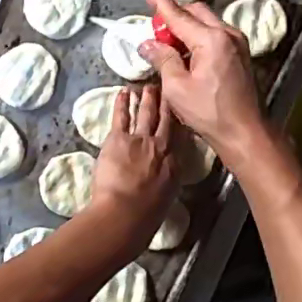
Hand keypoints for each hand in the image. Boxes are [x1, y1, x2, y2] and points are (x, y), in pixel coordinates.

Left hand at [86, 82, 177, 248]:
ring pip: (147, 114)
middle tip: (168, 88)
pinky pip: (122, 116)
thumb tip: (162, 183)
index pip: (181, 139)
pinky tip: (124, 92)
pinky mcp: (119, 139)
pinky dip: (123, 103)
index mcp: (175, 165)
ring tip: (149, 86)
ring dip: (148, 98)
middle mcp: (162, 148)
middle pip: (167, 120)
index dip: (181, 123)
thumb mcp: (165, 199)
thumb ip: (165, 184)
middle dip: (168, 103)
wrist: (125, 212)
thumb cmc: (144, 215)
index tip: (182, 112)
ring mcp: (141, 140)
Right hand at [138, 0, 277, 165]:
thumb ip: (163, 59)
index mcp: (210, 39)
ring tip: (169, 44)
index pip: (179, 15)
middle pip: (197, 12)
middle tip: (156, 28)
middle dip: (175, 14)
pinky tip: (188, 54)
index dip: (160, 4)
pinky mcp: (241, 55)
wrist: (244, 131)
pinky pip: (217, 35)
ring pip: (208, 22)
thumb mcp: (177, 88)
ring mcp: (238, 43)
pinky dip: (199, 37)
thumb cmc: (209, 112)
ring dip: (187, 27)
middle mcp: (227, 34)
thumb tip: (148, 44)